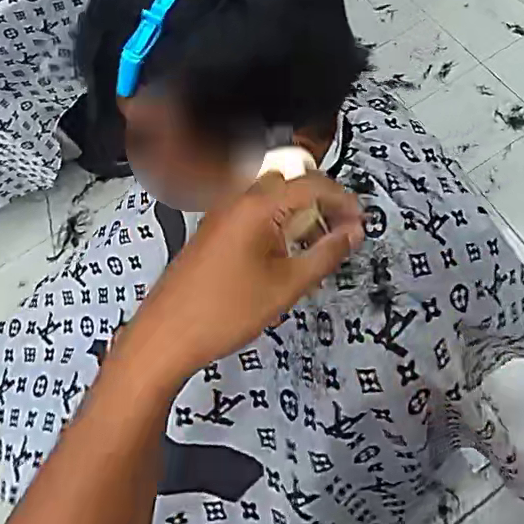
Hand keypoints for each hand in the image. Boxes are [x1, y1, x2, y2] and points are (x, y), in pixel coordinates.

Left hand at [116, 171, 364, 384]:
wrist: (163, 340)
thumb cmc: (225, 312)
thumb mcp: (288, 285)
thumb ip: (327, 253)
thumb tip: (354, 232)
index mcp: (259, 205)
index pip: (315, 185)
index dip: (344, 201)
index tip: (360, 223)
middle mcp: (239, 200)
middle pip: (294, 183)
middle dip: (324, 203)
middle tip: (341, 231)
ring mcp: (223, 213)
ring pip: (274, 197)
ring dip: (301, 213)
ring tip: (317, 245)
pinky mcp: (214, 230)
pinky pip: (256, 211)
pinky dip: (279, 222)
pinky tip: (285, 253)